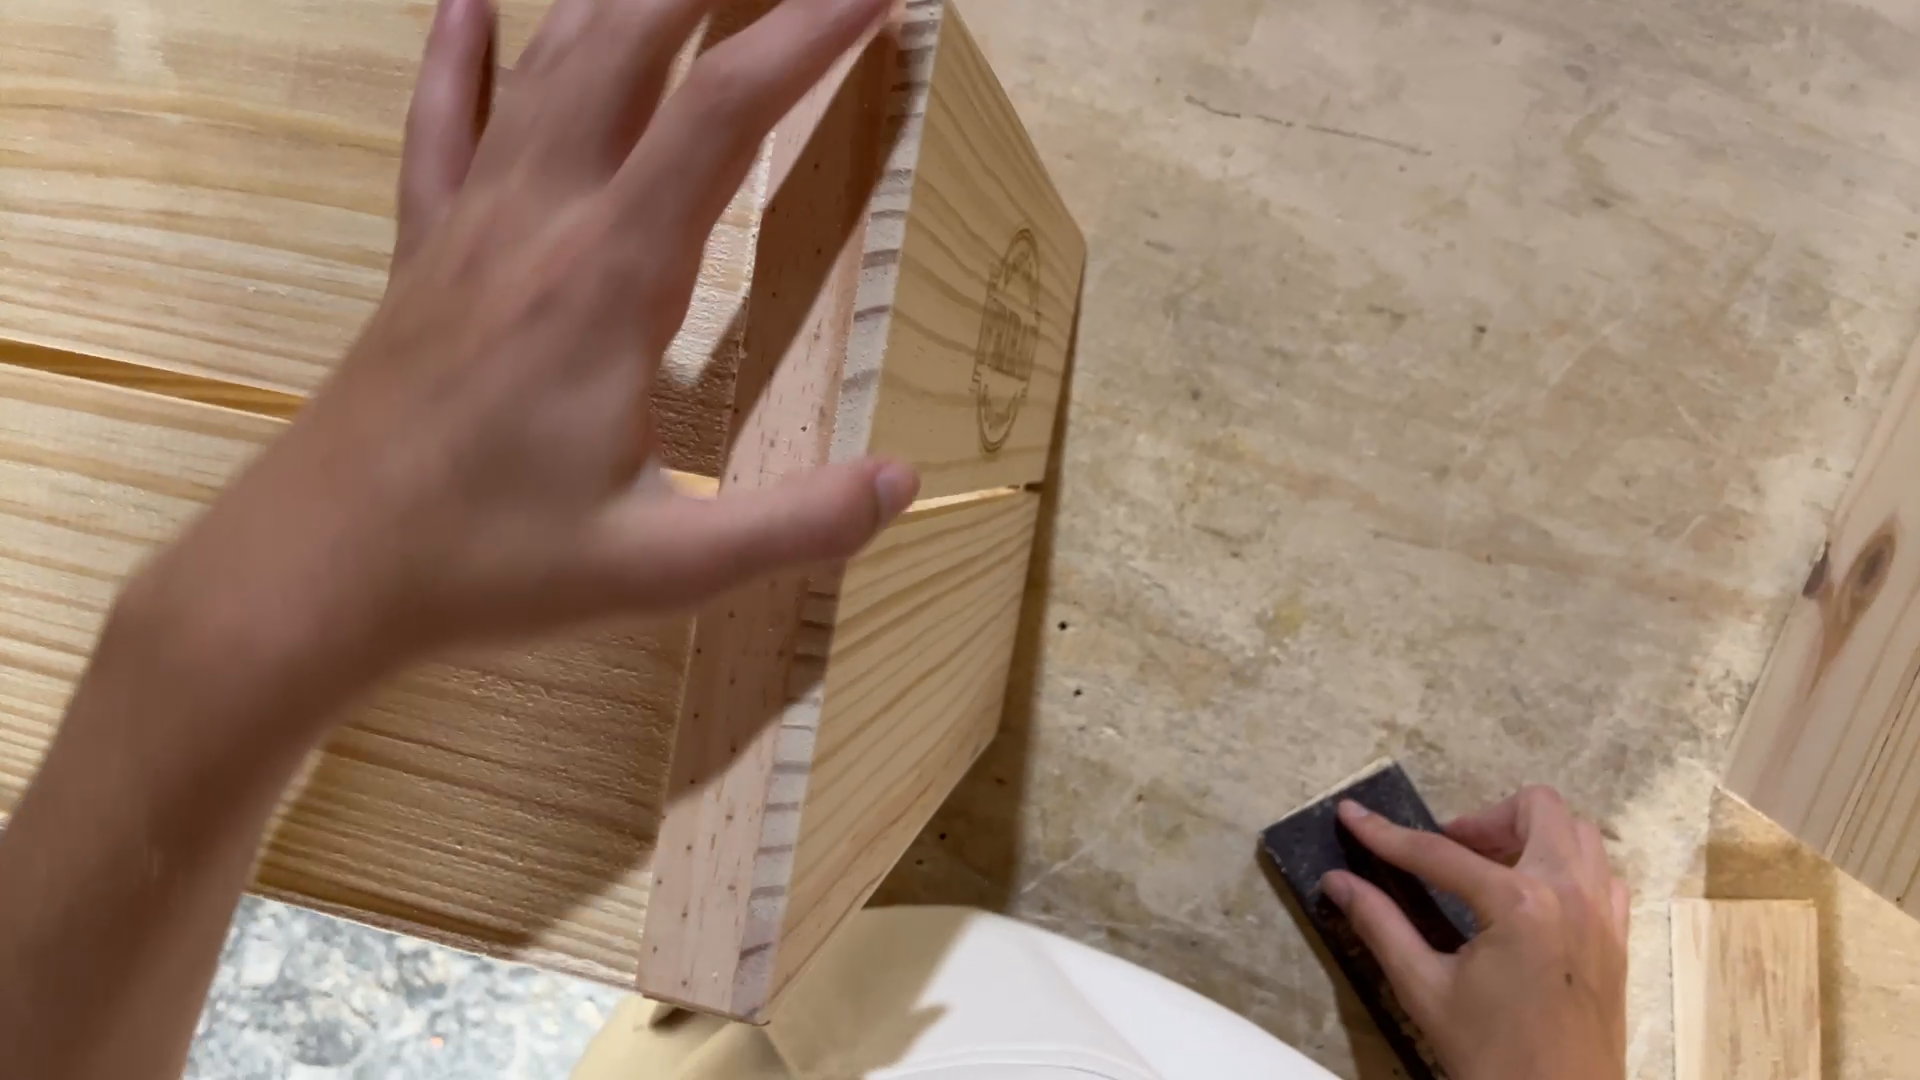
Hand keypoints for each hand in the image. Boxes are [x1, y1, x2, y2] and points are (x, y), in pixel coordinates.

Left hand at [131, 0, 916, 696]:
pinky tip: (473, 1)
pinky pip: (442, 124)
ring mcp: (469, 230)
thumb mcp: (669, 569)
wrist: (312, 578)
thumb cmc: (493, 570)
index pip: (723, 115)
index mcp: (608, 282)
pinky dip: (463, 51)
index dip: (807, 35)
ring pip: (544, 63)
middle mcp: (538, 222)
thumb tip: (904, 482)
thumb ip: (796, 526)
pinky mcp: (424, 258)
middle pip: (628, 43)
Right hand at [1322, 787, 1628, 1079]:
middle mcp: (1570, 895)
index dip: (1383, 832)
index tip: (1349, 812)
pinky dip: (1563, 864)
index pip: (1436, 851)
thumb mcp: (1422, 986)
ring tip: (1485, 867)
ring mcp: (1604, 916)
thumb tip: (1335, 879)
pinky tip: (1526, 895)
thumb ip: (1378, 921)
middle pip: (1536, 810)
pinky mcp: (1618, 939)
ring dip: (1526, 834)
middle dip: (1482, 817)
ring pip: (1577, 832)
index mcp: (1519, 905)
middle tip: (1447, 848)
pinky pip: (1601, 872)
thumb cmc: (1491, 1054)